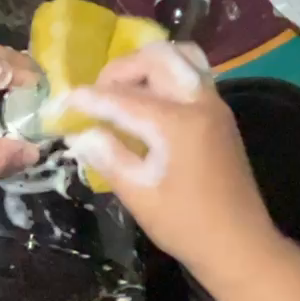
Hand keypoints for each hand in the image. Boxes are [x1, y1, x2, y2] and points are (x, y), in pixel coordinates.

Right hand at [59, 41, 282, 277]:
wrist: (238, 242)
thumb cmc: (184, 224)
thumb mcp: (138, 194)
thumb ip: (108, 157)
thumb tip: (80, 134)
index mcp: (177, 123)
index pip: (123, 99)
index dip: (89, 99)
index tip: (62, 102)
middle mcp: (199, 103)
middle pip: (158, 58)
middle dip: (121, 69)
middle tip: (97, 94)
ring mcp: (214, 106)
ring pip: (180, 59)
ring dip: (146, 67)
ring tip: (122, 93)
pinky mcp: (219, 116)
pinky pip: (191, 76)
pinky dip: (164, 78)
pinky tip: (145, 105)